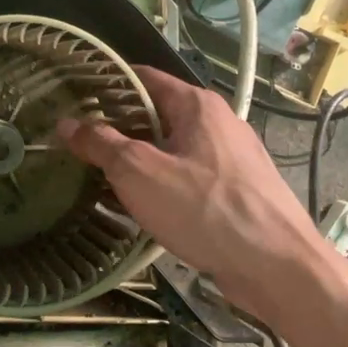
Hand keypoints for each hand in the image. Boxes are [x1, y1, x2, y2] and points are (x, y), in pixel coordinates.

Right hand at [57, 65, 328, 325]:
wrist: (280, 269)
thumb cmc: (205, 209)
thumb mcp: (139, 172)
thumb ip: (100, 143)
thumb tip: (67, 123)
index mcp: (197, 105)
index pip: (143, 77)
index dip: (105, 84)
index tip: (72, 98)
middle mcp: (219, 123)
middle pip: (156, 115)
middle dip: (117, 128)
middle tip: (77, 143)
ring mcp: (233, 159)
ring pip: (173, 150)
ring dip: (139, 161)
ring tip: (101, 177)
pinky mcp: (240, 193)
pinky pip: (190, 178)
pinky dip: (163, 186)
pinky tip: (143, 208)